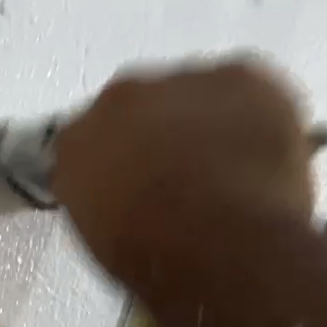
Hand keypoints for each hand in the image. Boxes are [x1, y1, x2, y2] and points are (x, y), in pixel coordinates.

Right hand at [50, 57, 322, 275]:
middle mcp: (118, 100)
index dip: (108, 163)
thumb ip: (100, 196)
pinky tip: (252, 155)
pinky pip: (244, 90)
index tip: (123, 184)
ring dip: (201, 123)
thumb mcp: (97, 233)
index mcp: (74, 143)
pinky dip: (249, 116)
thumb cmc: (147, 252)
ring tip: (219, 170)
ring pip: (191, 95)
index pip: (84, 141)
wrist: (212, 239)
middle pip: (136, 107)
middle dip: (154, 134)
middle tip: (173, 175)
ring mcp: (179, 81)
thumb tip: (119, 195)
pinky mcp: (240, 74)